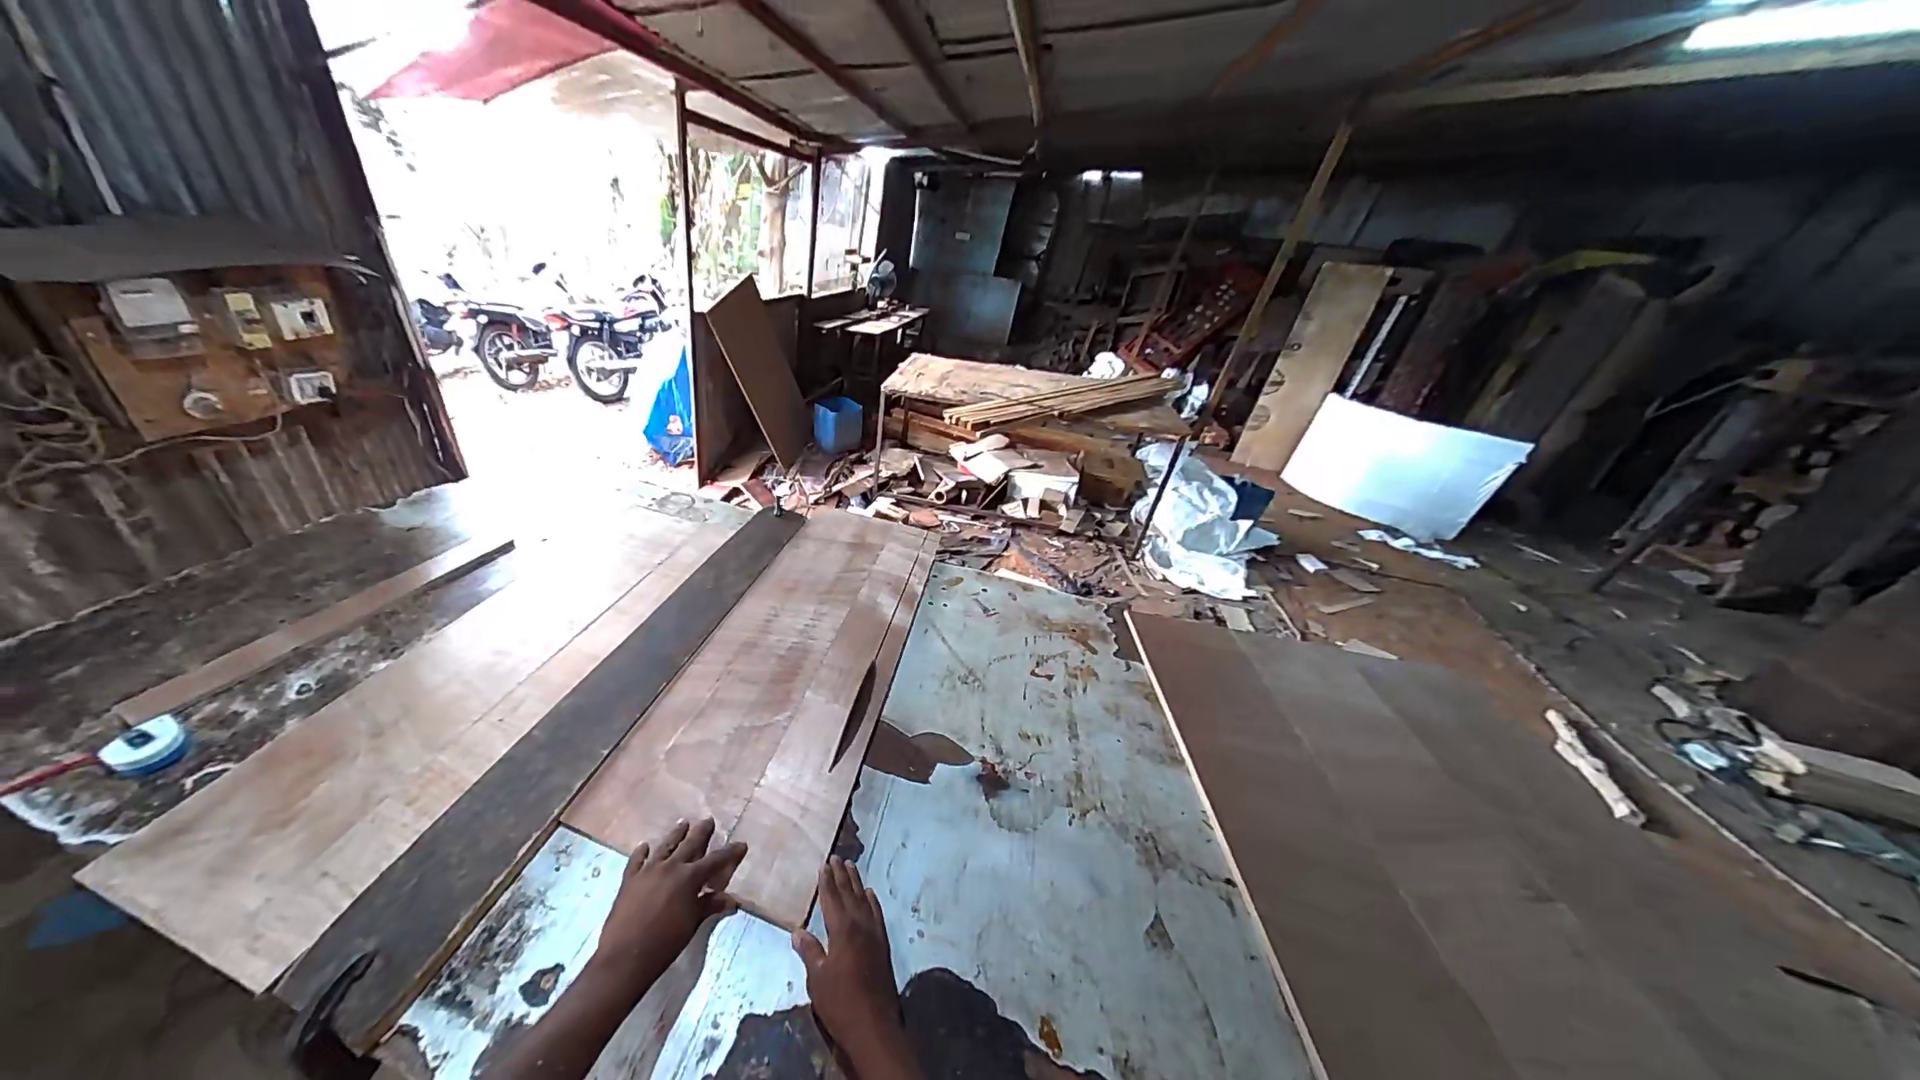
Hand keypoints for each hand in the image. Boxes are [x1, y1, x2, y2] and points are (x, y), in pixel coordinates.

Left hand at [590, 818, 745, 996]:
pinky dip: (642, 852)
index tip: (741, 845)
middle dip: (701, 832)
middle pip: (690, 844)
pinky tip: (645, 846)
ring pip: (665, 846)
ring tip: (683, 823)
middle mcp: (671, 867)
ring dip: (676, 835)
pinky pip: (637, 861)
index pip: (716, 860)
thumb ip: (710, 906)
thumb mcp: (692, 923)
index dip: (730, 852)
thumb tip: (733, 901)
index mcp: (690, 877)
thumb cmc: (665, 941)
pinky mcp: (630, 880)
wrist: (625, 956)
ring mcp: (648, 871)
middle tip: (708, 820)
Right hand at [791, 857, 921, 1079]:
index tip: (824, 864)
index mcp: (842, 929)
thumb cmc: (839, 1001)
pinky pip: (877, 914)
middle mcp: (860, 924)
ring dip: (857, 883)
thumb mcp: (817, 978)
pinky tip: (870, 895)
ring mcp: (875, 933)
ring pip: (865, 900)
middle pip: (850, 893)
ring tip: (852, 867)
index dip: (827, 881)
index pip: (833, 898)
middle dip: (842, 875)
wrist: (873, 1023)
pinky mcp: (883, 944)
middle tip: (837, 858)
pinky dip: (872, 901)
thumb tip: (798, 931)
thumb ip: (810, 951)